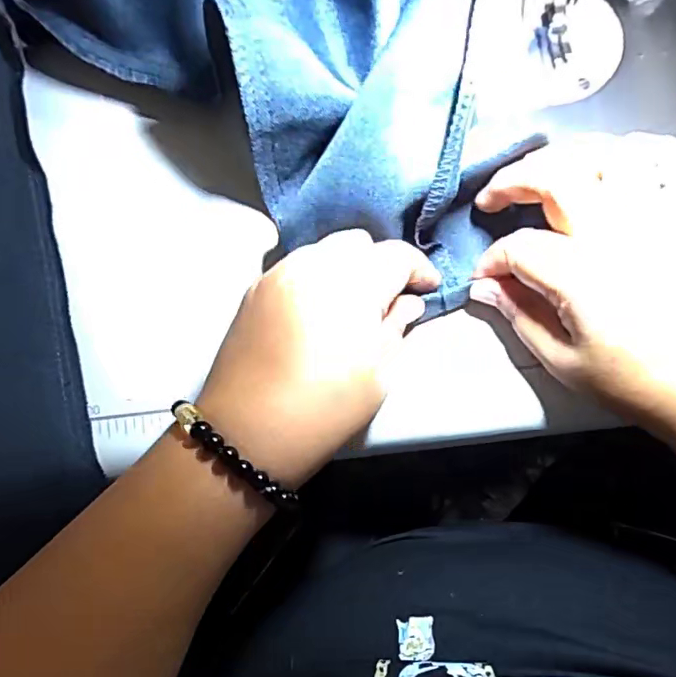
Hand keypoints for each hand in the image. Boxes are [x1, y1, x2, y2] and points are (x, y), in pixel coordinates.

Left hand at [194, 229, 437, 486]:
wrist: (246, 432)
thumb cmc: (323, 412)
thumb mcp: (377, 378)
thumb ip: (397, 329)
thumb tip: (407, 303)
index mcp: (352, 286)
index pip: (396, 255)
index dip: (419, 269)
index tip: (429, 288)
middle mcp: (314, 266)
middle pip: (359, 243)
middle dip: (381, 264)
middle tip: (390, 300)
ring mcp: (279, 274)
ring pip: (325, 250)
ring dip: (348, 268)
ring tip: (354, 306)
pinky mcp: (255, 289)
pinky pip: (297, 266)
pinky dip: (318, 277)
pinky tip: (322, 311)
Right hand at [469, 133, 675, 438]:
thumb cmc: (638, 383)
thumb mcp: (562, 360)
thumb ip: (520, 315)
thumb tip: (491, 289)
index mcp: (581, 273)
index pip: (520, 246)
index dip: (494, 259)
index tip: (488, 276)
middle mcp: (617, 234)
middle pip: (556, 175)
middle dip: (514, 180)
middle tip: (494, 198)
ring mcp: (654, 222)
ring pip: (606, 154)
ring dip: (567, 155)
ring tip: (547, 172)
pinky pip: (667, 162)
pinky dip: (639, 152)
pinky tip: (616, 160)